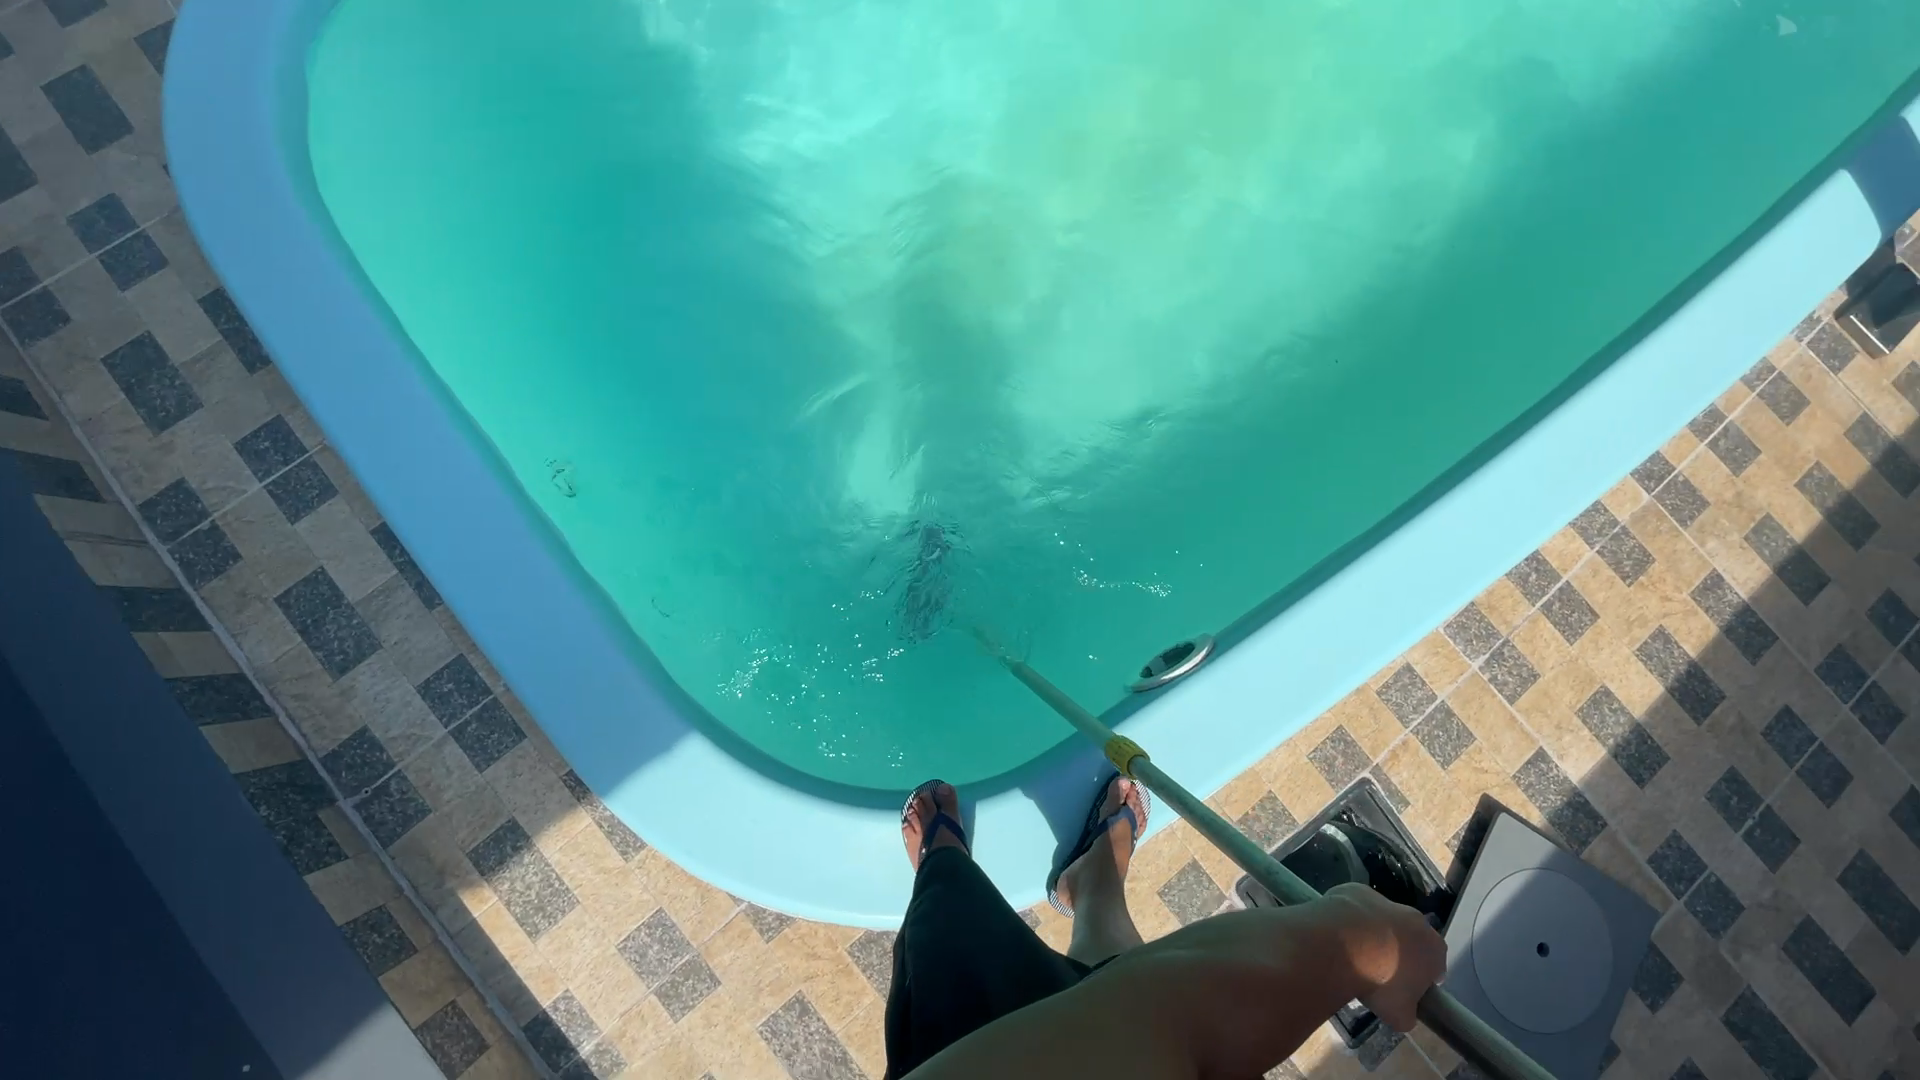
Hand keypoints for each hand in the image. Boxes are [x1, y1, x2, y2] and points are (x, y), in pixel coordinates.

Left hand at [1321, 882, 1447, 1031]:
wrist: (1342, 944)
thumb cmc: (1380, 982)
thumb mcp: (1401, 1016)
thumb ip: (1408, 1013)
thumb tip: (1403, 1011)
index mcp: (1434, 948)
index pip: (1435, 965)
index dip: (1421, 978)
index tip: (1404, 988)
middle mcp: (1414, 918)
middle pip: (1409, 937)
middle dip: (1397, 950)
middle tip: (1378, 969)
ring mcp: (1383, 899)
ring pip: (1381, 919)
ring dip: (1372, 932)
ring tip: (1352, 951)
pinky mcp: (1354, 889)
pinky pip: (1355, 906)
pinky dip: (1349, 917)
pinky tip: (1337, 932)